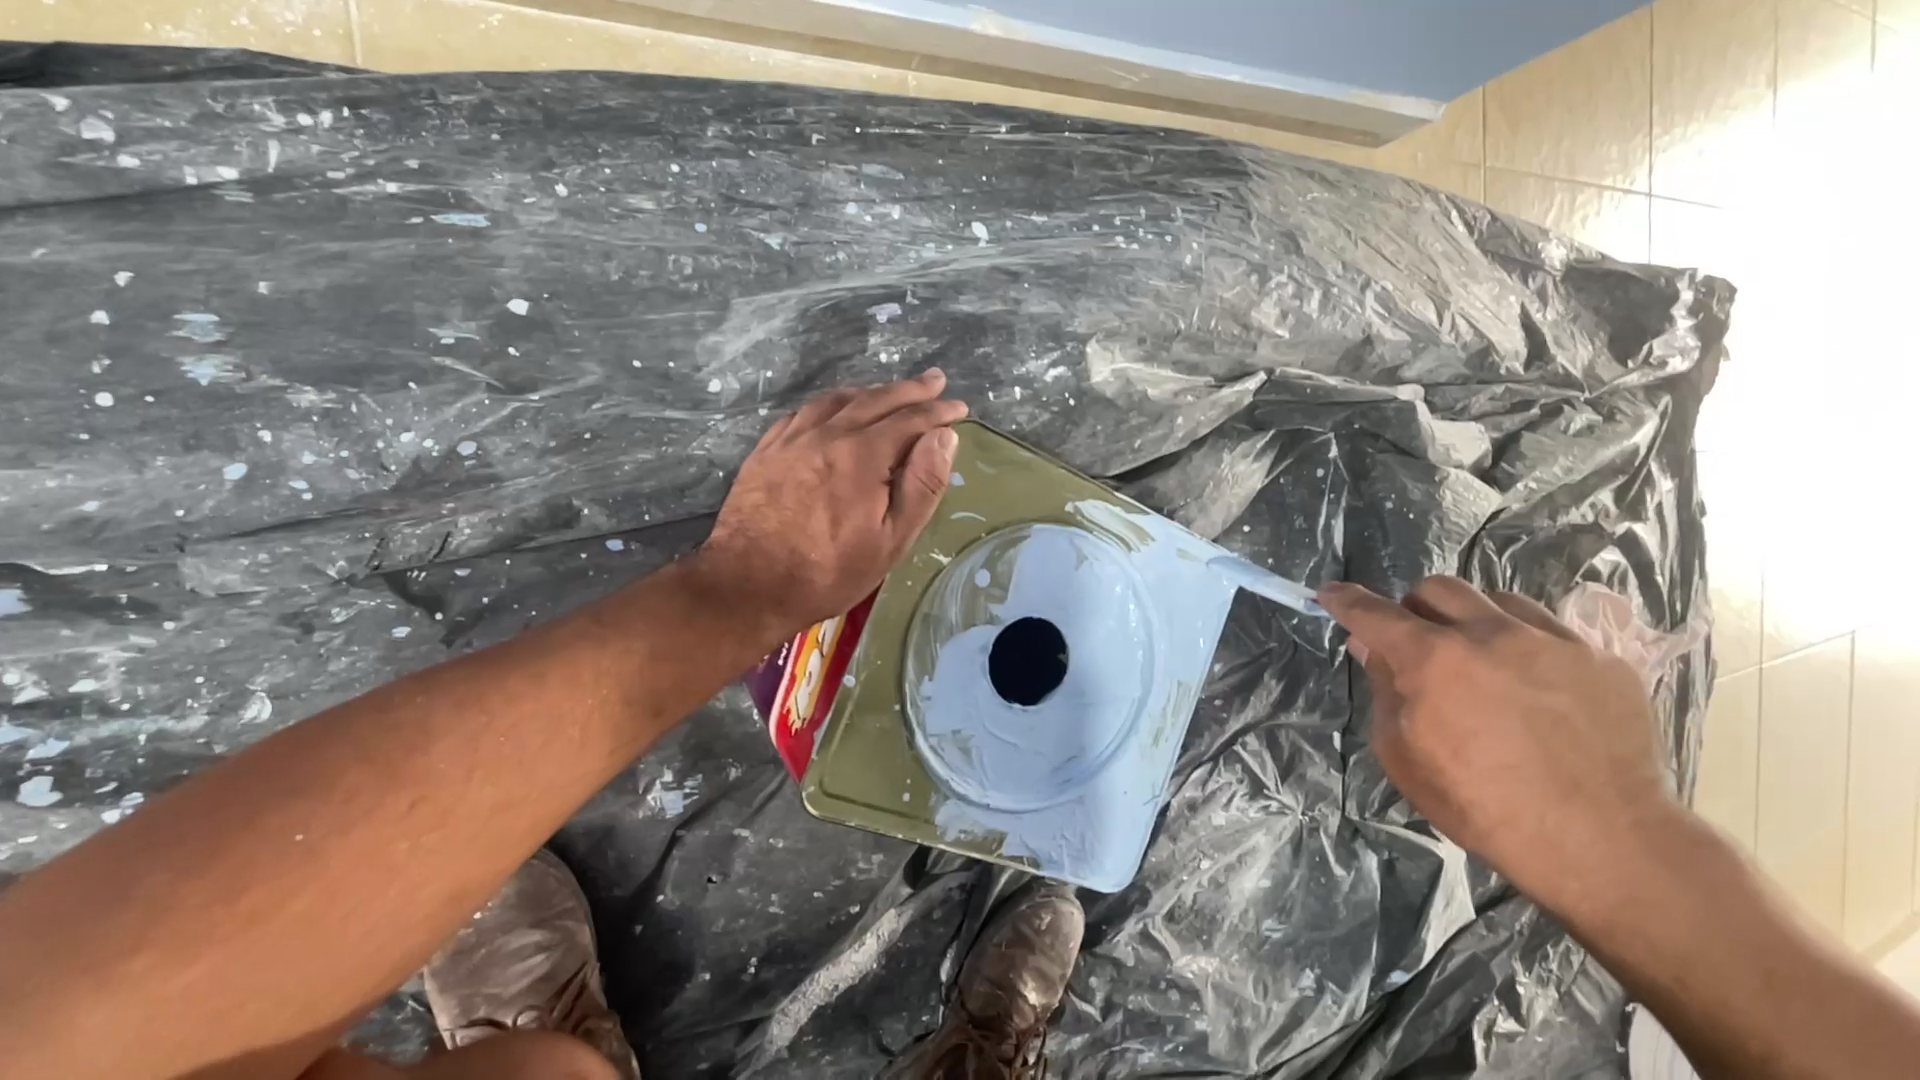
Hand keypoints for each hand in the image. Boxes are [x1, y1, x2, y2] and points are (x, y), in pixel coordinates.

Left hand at [696, 369, 966, 644]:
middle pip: (875, 400)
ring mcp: (791, 439)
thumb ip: (921, 485)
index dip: (938, 412)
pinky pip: (804, 412)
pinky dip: (831, 403)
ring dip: (870, 392)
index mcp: (862, 454)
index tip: (959, 407)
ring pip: (838, 400)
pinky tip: (834, 409)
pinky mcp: (766, 451)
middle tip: (935, 381)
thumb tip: (943, 437)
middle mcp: (827, 434)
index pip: (910, 420)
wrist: (748, 585)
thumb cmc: (828, 572)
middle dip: (910, 390)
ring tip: (890, 392)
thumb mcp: (891, 540)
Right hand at [1317, 576, 1672, 909]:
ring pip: (1497, 600)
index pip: (1374, 614)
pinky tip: (1534, 688)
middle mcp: (1491, 633)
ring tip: (1482, 661)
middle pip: (1437, 588)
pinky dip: (1526, 646)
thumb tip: (1373, 648)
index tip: (1329, 594)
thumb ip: (1383, 691)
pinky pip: (1550, 630)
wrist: (1601, 839)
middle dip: (1415, 608)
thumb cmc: (1482, 806)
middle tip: (1418, 644)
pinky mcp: (1601, 658)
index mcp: (1433, 659)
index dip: (1345, 601)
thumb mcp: (1404, 757)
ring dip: (1474, 621)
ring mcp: (1553, 640)